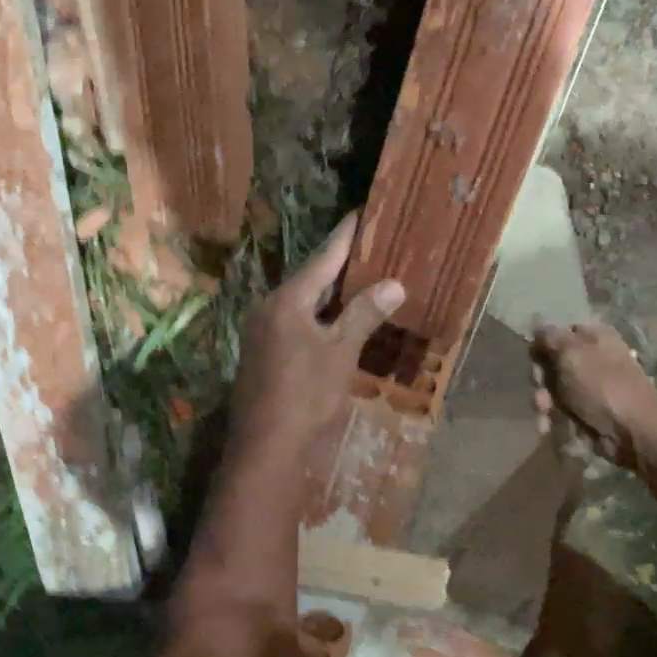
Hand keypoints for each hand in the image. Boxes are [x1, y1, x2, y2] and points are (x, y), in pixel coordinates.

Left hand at [230, 214, 403, 447]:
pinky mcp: (264, 352)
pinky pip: (297, 320)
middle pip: (312, 277)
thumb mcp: (341, 351)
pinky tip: (338, 319)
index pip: (324, 257)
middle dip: (342, 263)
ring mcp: (262, 330)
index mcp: (288, 299)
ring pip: (304, 300)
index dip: (347, 235)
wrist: (265, 445)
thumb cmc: (306, 393)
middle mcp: (270, 306)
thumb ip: (364, 314)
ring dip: (332, 291)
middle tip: (371, 245)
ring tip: (362, 278)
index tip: (363, 211)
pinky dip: (321, 314)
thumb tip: (394, 284)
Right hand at [531, 322, 656, 465]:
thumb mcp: (572, 353)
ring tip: (545, 416)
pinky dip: (555, 418)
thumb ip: (550, 337)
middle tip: (541, 392)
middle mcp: (594, 358)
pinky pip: (564, 410)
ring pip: (556, 389)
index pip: (559, 334)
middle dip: (542, 380)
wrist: (632, 430)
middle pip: (555, 363)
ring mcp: (593, 386)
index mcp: (595, 336)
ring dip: (545, 402)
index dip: (543, 347)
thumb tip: (537, 325)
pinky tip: (549, 427)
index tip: (536, 361)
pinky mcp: (590, 410)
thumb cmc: (602, 385)